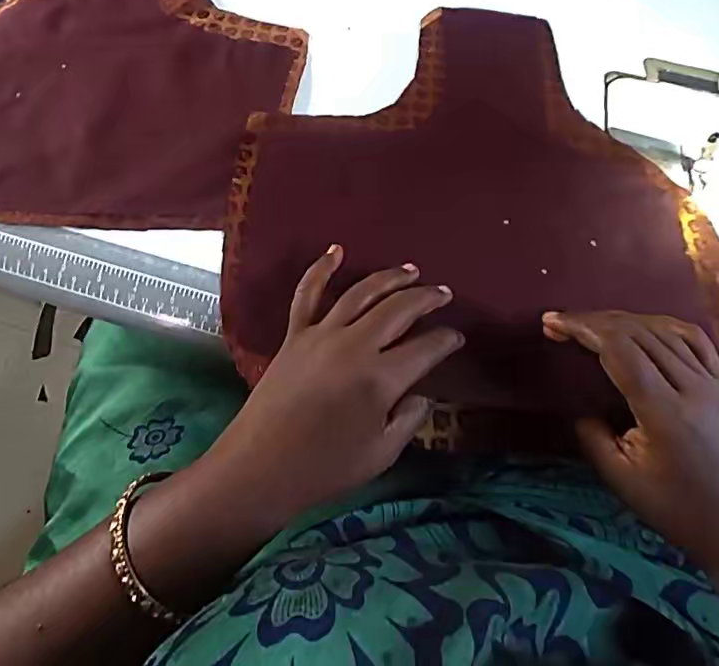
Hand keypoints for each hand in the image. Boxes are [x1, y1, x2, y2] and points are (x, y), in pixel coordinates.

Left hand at [194, 247, 463, 534]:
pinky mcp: (295, 334)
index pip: (425, 348)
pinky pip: (308, 293)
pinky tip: (336, 250)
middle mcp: (354, 346)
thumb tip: (421, 394)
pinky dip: (321, 268)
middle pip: (398, 310)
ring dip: (388, 278)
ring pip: (361, 294)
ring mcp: (321, 334)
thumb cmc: (325, 467)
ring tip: (410, 270)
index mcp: (380, 378)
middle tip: (443, 292)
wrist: (260, 465)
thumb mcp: (381, 454)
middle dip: (425, 298)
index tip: (457, 336)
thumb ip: (408, 419)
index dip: (446, 339)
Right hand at [543, 310, 718, 575]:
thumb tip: (580, 408)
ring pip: (663, 330)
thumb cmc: (686, 516)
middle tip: (560, 323)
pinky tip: (643, 329)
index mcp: (665, 411)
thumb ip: (592, 437)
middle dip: (593, 321)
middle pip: (638, 330)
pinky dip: (660, 326)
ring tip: (592, 325)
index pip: (620, 346)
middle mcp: (693, 388)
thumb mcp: (623, 482)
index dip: (582, 327)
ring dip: (621, 320)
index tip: (552, 324)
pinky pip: (692, 340)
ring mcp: (714, 385)